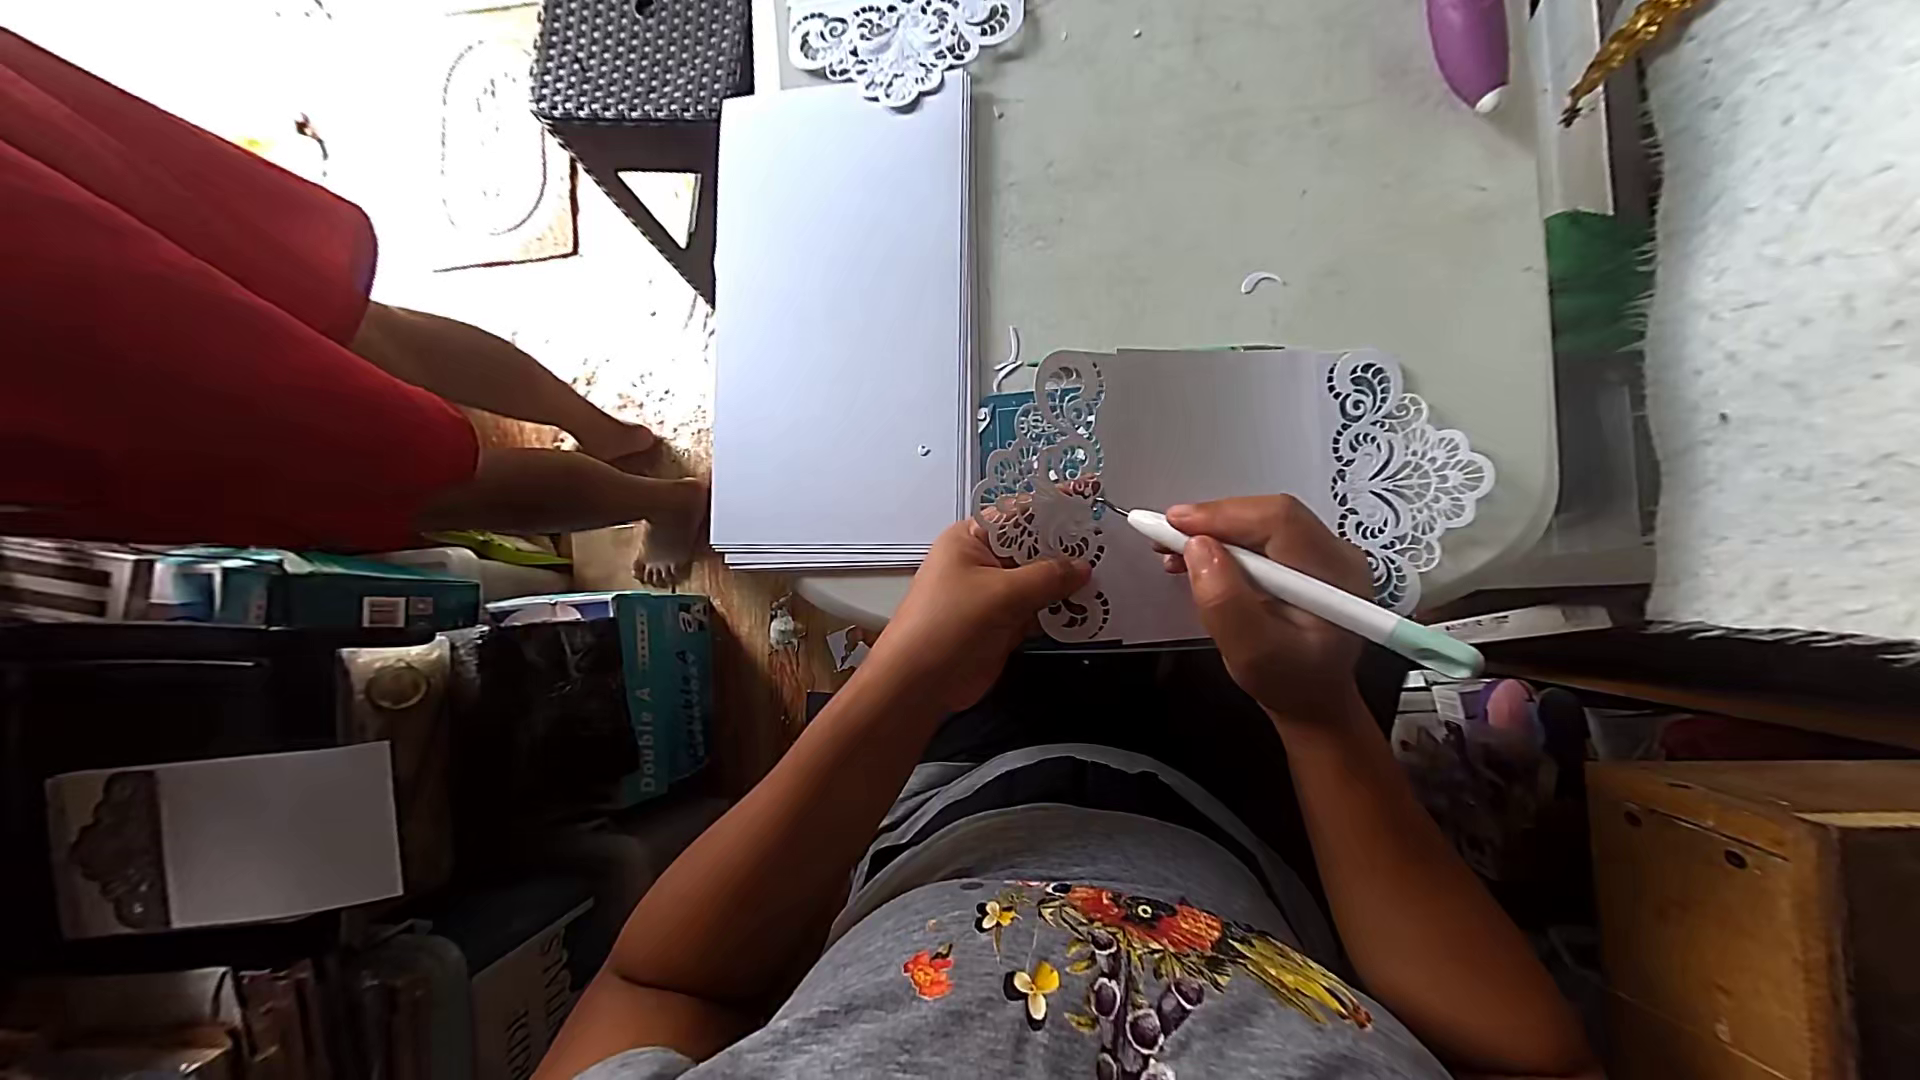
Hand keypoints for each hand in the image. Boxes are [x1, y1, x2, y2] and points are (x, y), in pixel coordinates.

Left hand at [867, 521, 1091, 712]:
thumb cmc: (944, 627)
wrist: (919, 685)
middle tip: (1108, 542)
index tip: (1088, 495)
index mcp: (971, 538)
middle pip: (1033, 546)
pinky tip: (1088, 609)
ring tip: (1108, 575)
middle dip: (1067, 547)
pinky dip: (1061, 611)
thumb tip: (1080, 567)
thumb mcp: (1000, 594)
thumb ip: (1046, 577)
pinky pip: (1039, 609)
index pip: (1019, 512)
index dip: (1054, 504)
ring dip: (1068, 582)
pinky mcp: (1004, 623)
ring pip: (1039, 580)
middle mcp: (983, 561)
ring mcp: (994, 594)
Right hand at [1160, 496, 1372, 725]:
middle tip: (1165, 536)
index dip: (1221, 516)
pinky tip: (1196, 555)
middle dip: (1210, 521)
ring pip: (1257, 520)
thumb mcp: (1250, 652)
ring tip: (1174, 550)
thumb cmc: (1287, 680)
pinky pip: (1256, 532)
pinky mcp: (1298, 555)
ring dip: (1210, 530)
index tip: (1174, 525)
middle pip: (1266, 515)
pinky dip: (1219, 539)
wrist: (1309, 696)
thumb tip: (1199, 549)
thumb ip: (1225, 601)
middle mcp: (1334, 555)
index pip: (1278, 522)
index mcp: (1333, 578)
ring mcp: (1318, 552)